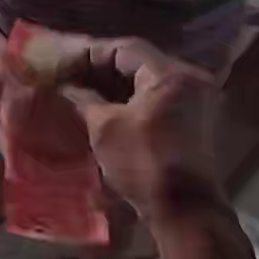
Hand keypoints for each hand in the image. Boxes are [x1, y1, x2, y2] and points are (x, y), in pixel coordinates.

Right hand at [60, 38, 219, 217]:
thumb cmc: (142, 163)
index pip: (124, 48)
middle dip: (99, 68)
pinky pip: (157, 96)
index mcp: (170, 74)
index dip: (88, 53)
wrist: (184, 210)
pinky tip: (103, 106)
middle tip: (68, 74)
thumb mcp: (103, 127)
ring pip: (146, 79)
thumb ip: (82, 98)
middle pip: (137, 61)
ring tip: (80, 90)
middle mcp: (189, 79)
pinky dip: (130, 97)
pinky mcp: (194, 118)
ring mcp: (196, 99)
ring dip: (113, 84)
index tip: (62, 62)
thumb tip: (63, 86)